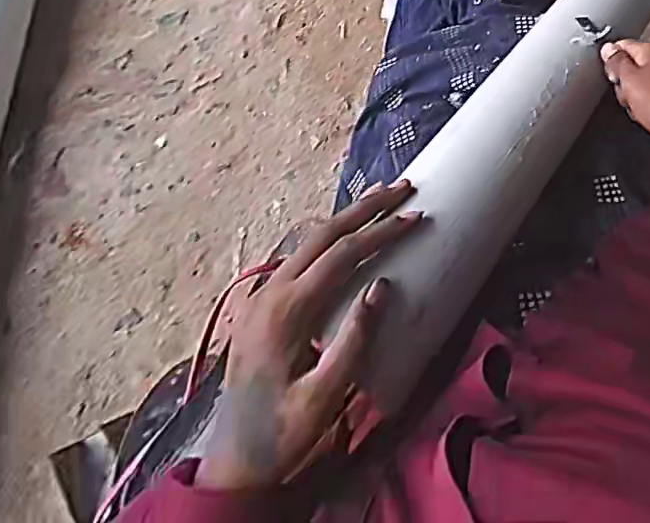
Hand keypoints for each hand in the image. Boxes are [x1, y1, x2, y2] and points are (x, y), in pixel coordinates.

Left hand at [196, 181, 422, 490]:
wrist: (234, 462)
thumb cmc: (283, 435)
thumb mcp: (323, 400)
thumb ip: (354, 342)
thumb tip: (382, 285)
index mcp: (286, 311)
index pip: (342, 255)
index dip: (381, 232)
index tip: (415, 218)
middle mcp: (270, 292)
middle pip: (324, 232)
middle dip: (366, 207)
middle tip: (403, 188)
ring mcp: (262, 294)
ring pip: (310, 239)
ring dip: (347, 216)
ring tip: (381, 198)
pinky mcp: (262, 303)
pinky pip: (300, 254)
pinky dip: (330, 236)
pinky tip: (346, 233)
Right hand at [601, 39, 649, 146]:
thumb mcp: (629, 79)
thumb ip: (616, 61)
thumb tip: (608, 47)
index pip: (620, 46)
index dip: (611, 62)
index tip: (612, 77)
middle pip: (629, 64)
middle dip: (622, 81)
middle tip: (627, 94)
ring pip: (637, 82)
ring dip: (632, 95)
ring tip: (637, 106)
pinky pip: (648, 94)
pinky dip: (644, 103)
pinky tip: (646, 113)